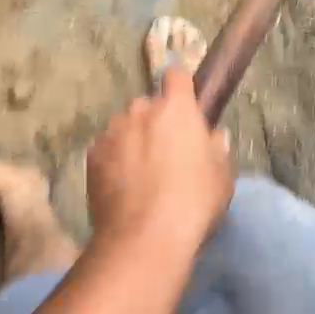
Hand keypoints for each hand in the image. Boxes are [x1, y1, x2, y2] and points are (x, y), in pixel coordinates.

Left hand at [84, 68, 233, 253]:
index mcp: (175, 109)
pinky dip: (113, 160)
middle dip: (155, 121)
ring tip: (140, 174)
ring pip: (124, 126)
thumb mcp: (222, 178)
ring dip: (132, 140)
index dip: (180, 87)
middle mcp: (141, 110)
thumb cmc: (193, 204)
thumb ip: (217, 149)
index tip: (184, 105)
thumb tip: (214, 136)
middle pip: (148, 105)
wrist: (144, 238)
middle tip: (164, 153)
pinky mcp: (92, 153)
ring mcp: (113, 130)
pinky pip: (106, 148)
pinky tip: (122, 187)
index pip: (176, 76)